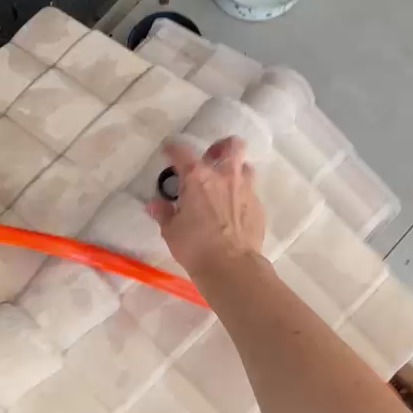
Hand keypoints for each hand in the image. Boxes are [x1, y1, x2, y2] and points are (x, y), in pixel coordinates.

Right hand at [146, 136, 264, 276]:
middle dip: (221, 146)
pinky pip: (250, 192)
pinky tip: (232, 211)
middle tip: (211, 157)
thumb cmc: (195, 246)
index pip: (182, 152)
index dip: (173, 148)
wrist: (231, 266)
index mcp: (197, 178)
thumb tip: (155, 204)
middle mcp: (225, 176)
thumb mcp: (170, 231)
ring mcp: (245, 189)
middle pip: (231, 146)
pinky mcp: (258, 206)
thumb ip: (163, 213)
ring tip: (224, 184)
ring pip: (245, 166)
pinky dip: (240, 195)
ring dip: (234, 170)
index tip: (169, 150)